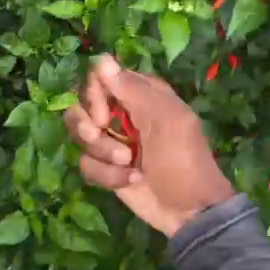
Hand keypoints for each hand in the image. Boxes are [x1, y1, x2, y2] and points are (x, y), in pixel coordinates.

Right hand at [65, 55, 235, 236]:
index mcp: (140, 93)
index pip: (99, 76)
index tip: (104, 114)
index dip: (94, 94)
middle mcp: (121, 112)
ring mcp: (112, 140)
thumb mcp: (165, 120)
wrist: (190, 212)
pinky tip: (131, 180)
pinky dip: (108, 175)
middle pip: (81, 103)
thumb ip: (132, 89)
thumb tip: (101, 58)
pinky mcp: (105, 167)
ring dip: (102, 153)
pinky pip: (86, 163)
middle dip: (89, 126)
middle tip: (103, 138)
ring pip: (79, 134)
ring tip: (127, 164)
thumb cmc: (183, 160)